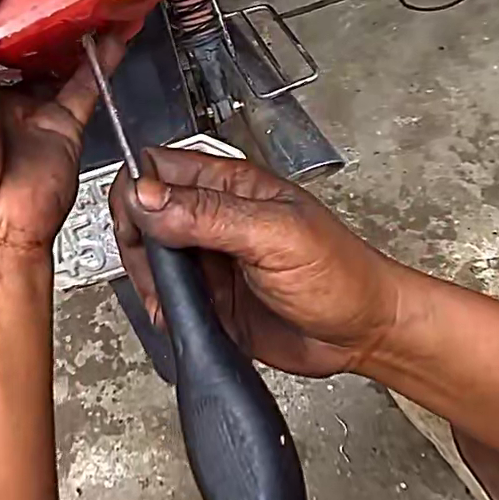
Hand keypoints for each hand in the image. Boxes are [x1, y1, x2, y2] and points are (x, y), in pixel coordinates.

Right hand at [108, 148, 411, 376]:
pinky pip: (167, 293)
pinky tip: (177, 313)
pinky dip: (161, 305)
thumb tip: (148, 196)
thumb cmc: (341, 273)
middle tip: (153, 269)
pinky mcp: (210, 294)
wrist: (362, 331)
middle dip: (136, 240)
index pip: (159, 168)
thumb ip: (209, 215)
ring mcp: (210, 257)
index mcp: (230, 186)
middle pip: (145, 211)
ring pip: (150, 254)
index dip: (137, 190)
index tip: (138, 224)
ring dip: (148, 277)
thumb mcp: (276, 236)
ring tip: (168, 296)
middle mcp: (213, 217)